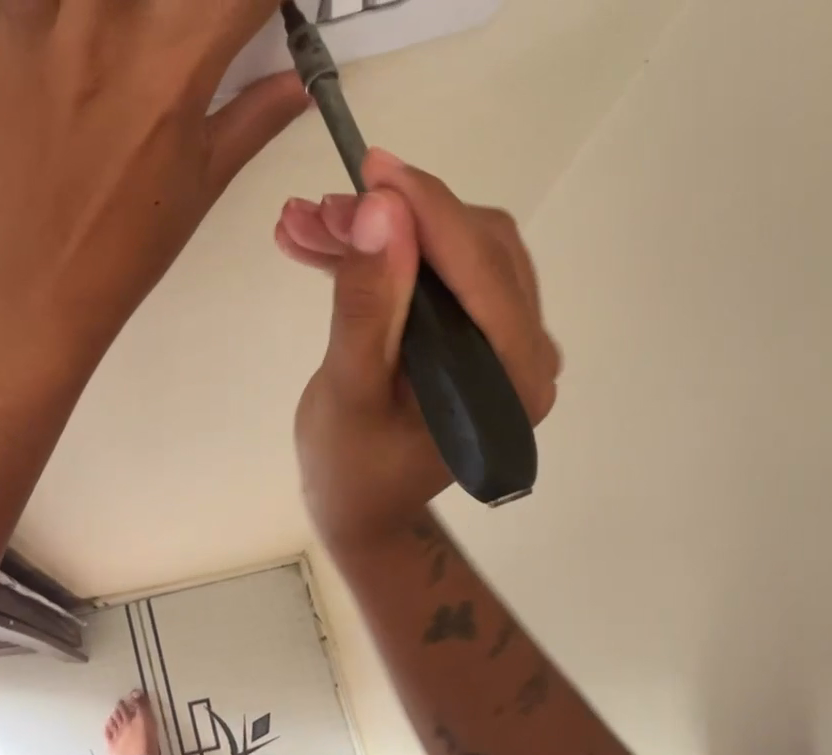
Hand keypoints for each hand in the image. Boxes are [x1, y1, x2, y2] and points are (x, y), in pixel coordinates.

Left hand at [0, 0, 307, 351]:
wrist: (48, 288)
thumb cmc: (132, 241)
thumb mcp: (204, 181)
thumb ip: (254, 118)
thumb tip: (300, 80)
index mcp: (175, 64)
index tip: (243, 14)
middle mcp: (104, 28)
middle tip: (156, 22)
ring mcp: (28, 35)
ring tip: (84, 20)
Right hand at [279, 149, 560, 544]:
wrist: (359, 509)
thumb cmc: (351, 470)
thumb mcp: (348, 390)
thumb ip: (367, 305)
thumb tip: (381, 212)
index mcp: (509, 379)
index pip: (481, 268)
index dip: (428, 210)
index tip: (370, 168)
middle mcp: (524, 354)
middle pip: (472, 251)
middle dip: (394, 220)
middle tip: (320, 209)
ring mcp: (503, 344)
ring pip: (451, 255)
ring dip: (381, 233)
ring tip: (308, 225)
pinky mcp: (476, 337)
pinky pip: (437, 278)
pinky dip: (384, 258)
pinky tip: (324, 245)